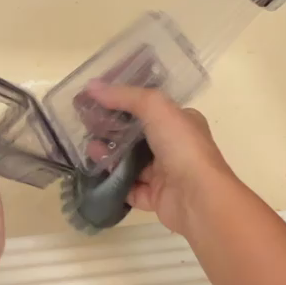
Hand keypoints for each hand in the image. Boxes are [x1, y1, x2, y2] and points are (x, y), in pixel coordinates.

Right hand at [82, 82, 240, 238]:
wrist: (199, 198)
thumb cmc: (182, 146)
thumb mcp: (155, 107)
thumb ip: (124, 96)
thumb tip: (92, 86)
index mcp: (180, 120)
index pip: (148, 106)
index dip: (122, 101)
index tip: (96, 99)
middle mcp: (174, 145)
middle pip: (136, 134)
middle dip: (111, 129)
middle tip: (86, 124)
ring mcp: (166, 173)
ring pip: (131, 161)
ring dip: (110, 154)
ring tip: (89, 149)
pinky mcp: (156, 197)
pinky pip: (129, 187)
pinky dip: (114, 181)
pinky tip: (97, 173)